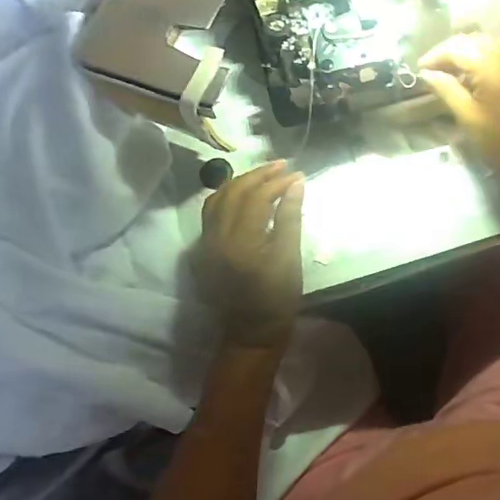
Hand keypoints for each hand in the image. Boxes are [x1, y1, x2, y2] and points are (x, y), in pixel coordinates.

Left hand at [194, 161, 304, 349]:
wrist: (251, 332)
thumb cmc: (278, 298)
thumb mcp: (289, 258)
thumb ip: (290, 218)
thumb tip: (296, 184)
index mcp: (241, 241)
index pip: (257, 198)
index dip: (278, 182)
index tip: (297, 175)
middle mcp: (216, 237)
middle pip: (234, 192)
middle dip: (258, 176)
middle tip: (281, 167)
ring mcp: (205, 243)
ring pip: (217, 199)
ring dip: (240, 183)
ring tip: (262, 177)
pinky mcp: (202, 249)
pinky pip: (210, 212)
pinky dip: (226, 197)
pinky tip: (242, 195)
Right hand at [419, 34, 499, 212]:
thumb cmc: (499, 145)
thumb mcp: (467, 117)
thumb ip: (446, 89)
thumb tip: (427, 74)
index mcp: (495, 67)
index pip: (459, 47)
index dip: (437, 54)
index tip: (421, 68)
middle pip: (479, 40)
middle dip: (455, 50)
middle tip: (437, 67)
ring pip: (499, 44)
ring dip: (476, 52)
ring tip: (459, 70)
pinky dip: (497, 60)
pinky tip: (487, 77)